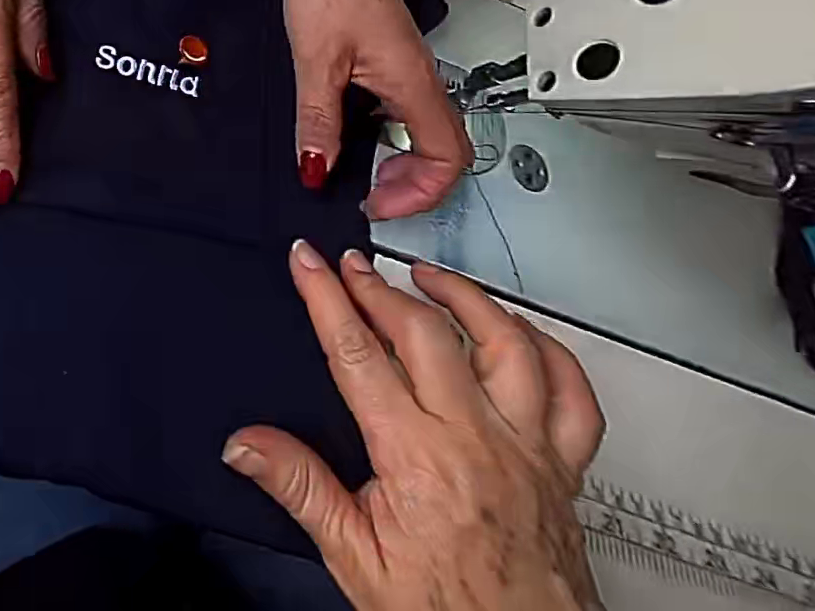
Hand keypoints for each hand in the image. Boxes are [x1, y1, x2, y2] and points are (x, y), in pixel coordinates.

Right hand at [224, 244, 603, 610]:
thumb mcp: (352, 556)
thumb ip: (297, 486)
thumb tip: (242, 443)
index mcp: (416, 456)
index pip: (357, 351)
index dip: (326, 296)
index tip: (307, 260)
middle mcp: (476, 439)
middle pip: (424, 333)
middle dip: (378, 286)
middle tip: (349, 262)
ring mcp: (528, 448)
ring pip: (507, 346)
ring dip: (464, 298)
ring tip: (427, 273)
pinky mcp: (564, 466)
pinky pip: (572, 394)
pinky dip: (544, 348)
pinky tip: (513, 329)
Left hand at [285, 0, 470, 217]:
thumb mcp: (316, 63)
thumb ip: (318, 119)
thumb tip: (317, 167)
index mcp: (412, 87)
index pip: (445, 160)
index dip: (417, 193)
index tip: (375, 205)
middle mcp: (420, 84)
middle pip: (439, 153)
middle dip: (407, 185)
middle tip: (364, 196)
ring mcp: (408, 73)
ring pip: (419, 134)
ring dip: (394, 163)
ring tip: (355, 175)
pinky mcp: (390, 63)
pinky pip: (398, 112)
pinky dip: (380, 136)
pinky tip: (348, 135)